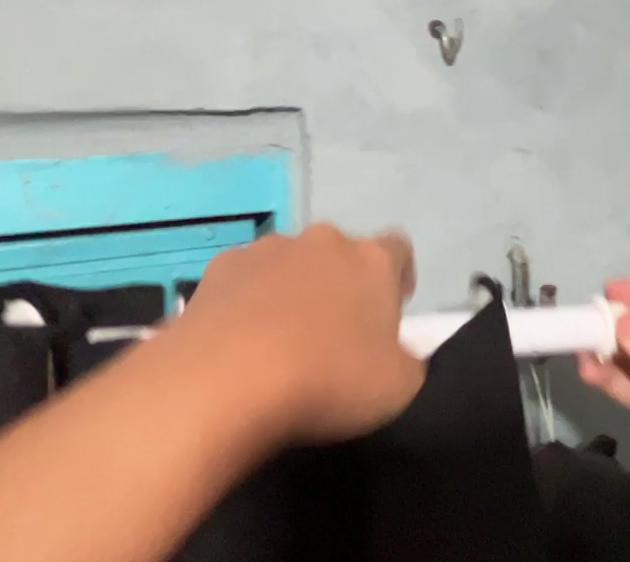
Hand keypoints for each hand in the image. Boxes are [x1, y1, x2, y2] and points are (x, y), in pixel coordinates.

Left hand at [171, 224, 424, 444]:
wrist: (225, 381)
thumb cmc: (326, 382)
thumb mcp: (397, 389)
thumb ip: (408, 361)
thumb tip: (397, 354)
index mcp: (373, 260)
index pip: (398, 250)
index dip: (398, 278)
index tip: (389, 313)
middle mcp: (323, 241)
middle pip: (341, 254)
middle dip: (341, 285)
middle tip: (334, 336)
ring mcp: (268, 249)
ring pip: (291, 263)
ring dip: (293, 290)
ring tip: (280, 342)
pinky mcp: (221, 266)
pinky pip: (246, 279)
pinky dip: (248, 301)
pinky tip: (238, 342)